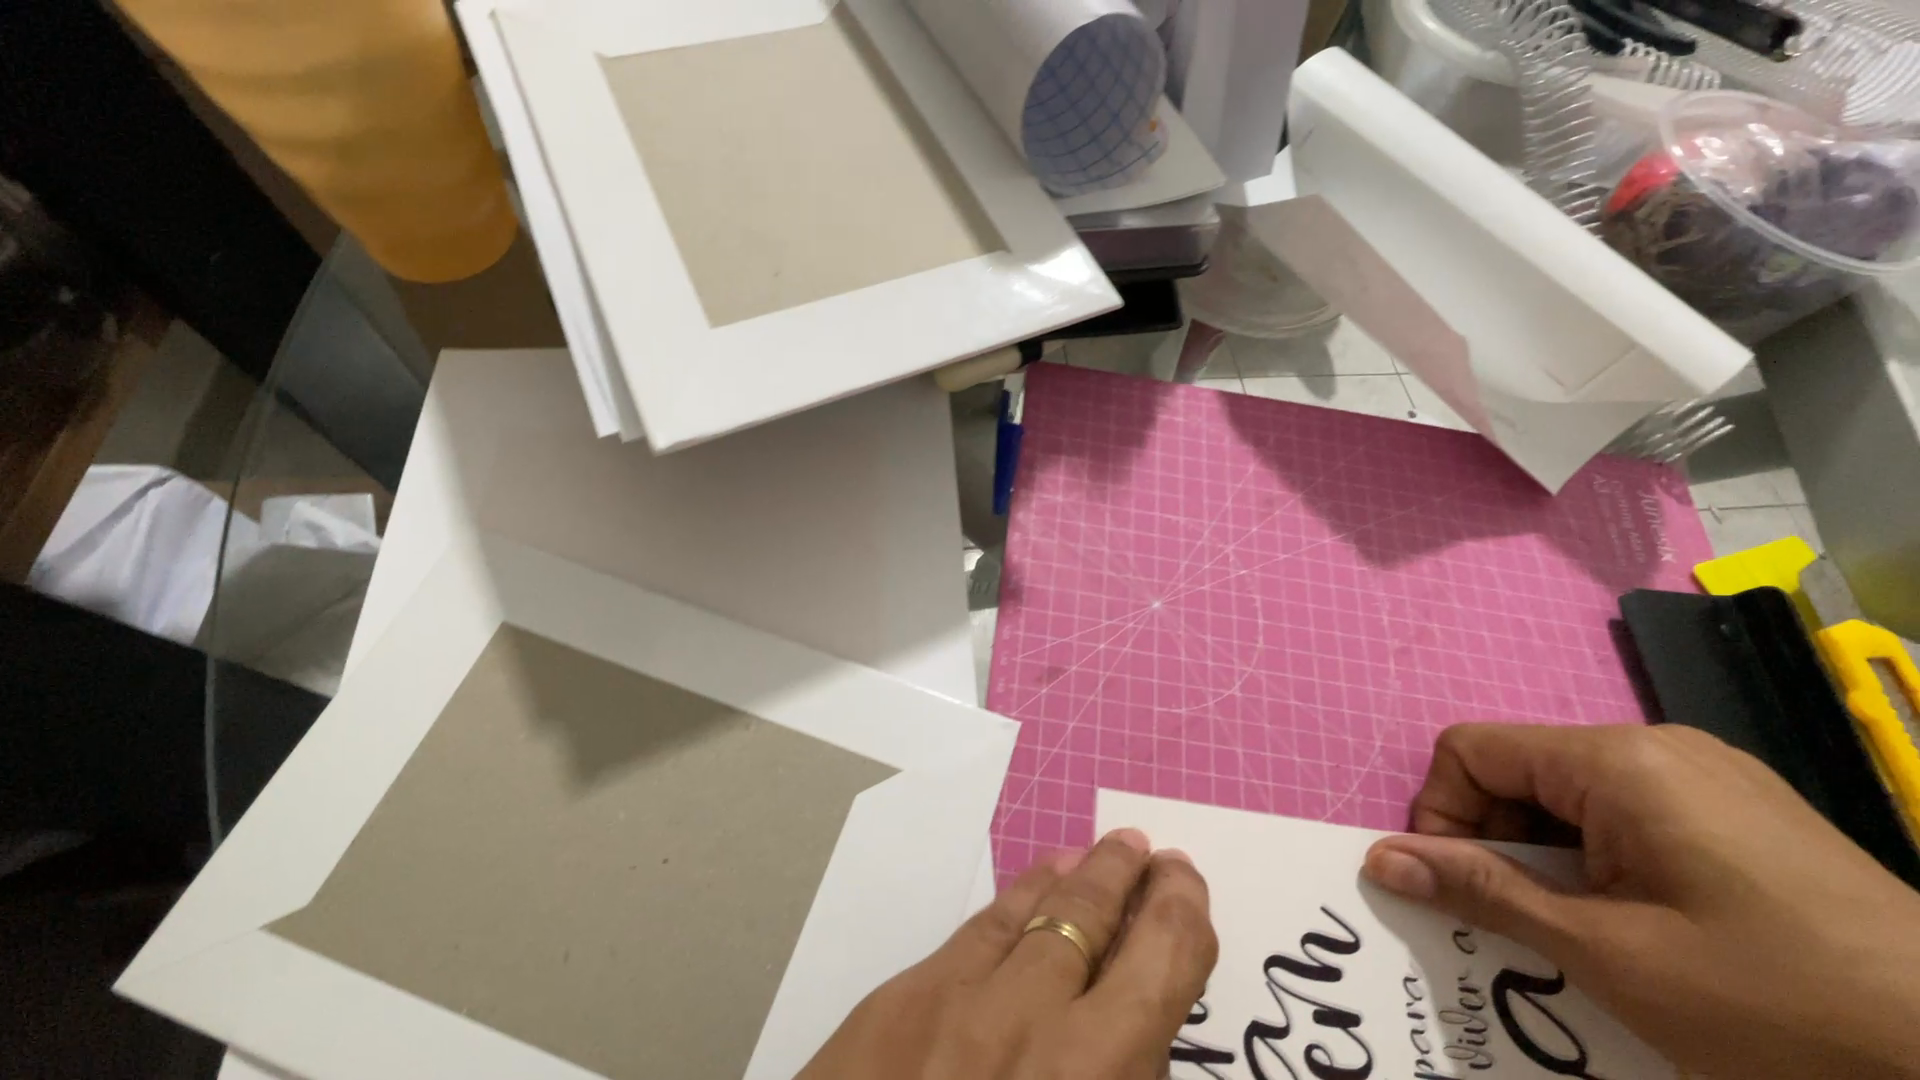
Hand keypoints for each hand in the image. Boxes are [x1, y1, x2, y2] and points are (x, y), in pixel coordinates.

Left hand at [798, 829, 1217, 1079]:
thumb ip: (1123, 1077)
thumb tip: (1140, 1026)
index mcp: (1092, 1076)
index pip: (1158, 965)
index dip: (1182, 915)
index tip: (1187, 886)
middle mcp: (1032, 1025)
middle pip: (1095, 920)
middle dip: (1135, 879)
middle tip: (1159, 856)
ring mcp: (958, 1002)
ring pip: (1036, 913)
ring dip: (1081, 878)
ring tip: (1110, 853)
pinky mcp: (901, 999)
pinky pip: (978, 929)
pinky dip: (1020, 898)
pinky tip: (1038, 883)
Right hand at [1362, 722, 1919, 1078]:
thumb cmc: (1779, 1004)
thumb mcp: (1609, 956)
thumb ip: (1484, 893)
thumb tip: (1381, 859)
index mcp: (1619, 761)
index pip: (1471, 750)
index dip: (1441, 815)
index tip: (1465, 892)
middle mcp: (1659, 747)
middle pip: (1520, 771)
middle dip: (1495, 843)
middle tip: (1523, 928)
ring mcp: (1709, 776)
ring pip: (1571, 798)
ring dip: (1548, 861)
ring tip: (1584, 938)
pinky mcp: (1743, 812)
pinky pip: (1629, 816)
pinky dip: (1600, 864)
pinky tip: (1638, 927)